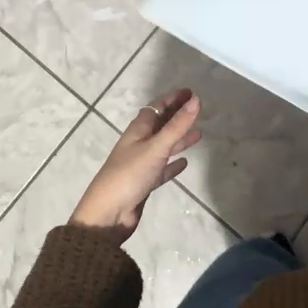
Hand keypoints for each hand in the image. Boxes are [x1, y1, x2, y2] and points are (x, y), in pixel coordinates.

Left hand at [70, 88, 201, 241]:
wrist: (108, 214)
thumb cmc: (130, 174)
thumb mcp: (156, 147)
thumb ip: (177, 125)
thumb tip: (196, 99)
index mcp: (139, 129)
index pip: (157, 106)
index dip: (173, 98)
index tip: (191, 93)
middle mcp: (140, 142)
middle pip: (161, 124)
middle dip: (178, 116)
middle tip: (198, 110)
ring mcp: (141, 163)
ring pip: (164, 145)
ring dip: (179, 138)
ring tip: (199, 134)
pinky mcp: (145, 182)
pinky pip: (162, 168)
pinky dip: (173, 164)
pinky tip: (185, 163)